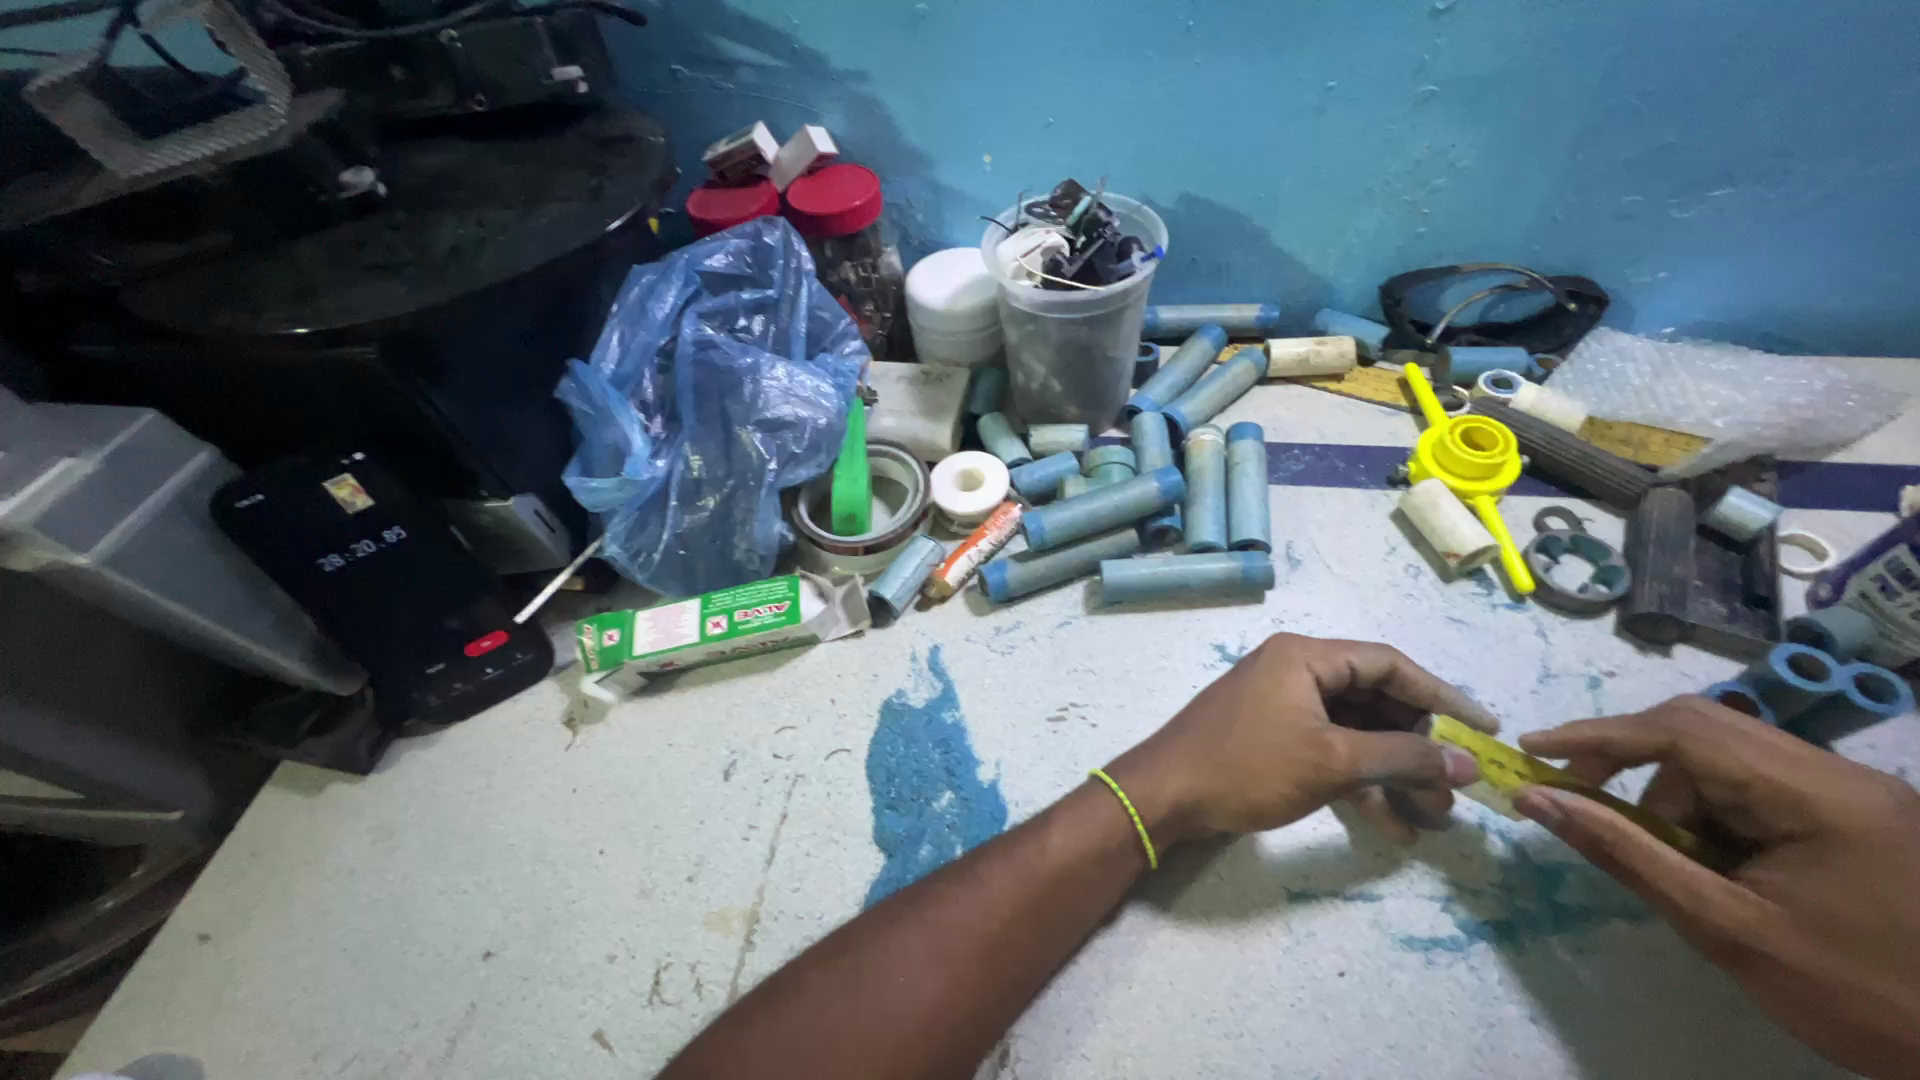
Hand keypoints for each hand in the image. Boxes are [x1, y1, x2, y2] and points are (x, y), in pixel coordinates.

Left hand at [1105, 634, 1488, 847]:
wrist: (1164, 795)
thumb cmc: (1248, 766)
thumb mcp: (1332, 761)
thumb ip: (1402, 758)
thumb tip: (1466, 763)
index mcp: (1305, 657)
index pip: (1389, 665)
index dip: (1443, 697)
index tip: (1485, 731)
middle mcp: (1294, 671)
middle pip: (1374, 699)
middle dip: (1417, 746)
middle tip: (1456, 787)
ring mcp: (1281, 705)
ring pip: (1354, 732)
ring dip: (1392, 772)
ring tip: (1434, 816)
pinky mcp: (1272, 738)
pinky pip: (1328, 752)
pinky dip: (1358, 783)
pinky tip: (1393, 826)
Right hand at [1515, 697, 1919, 1078]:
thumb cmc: (1856, 995)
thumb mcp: (1725, 929)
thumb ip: (1624, 853)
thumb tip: (1534, 799)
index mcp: (1821, 796)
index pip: (1684, 730)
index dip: (1598, 735)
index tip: (1533, 749)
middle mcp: (1840, 776)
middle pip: (1701, 730)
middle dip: (1628, 759)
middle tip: (1579, 795)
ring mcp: (1852, 793)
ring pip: (1721, 758)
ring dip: (1672, 795)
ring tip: (1671, 857)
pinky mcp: (1852, 814)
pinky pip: (1752, 785)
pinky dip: (1709, 812)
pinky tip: (1711, 860)